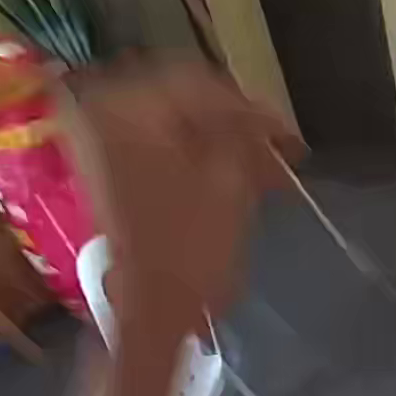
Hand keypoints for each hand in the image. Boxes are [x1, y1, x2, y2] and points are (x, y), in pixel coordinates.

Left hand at [60, 61, 298, 316]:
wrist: (153, 309)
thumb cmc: (192, 249)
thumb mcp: (229, 184)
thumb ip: (245, 136)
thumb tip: (260, 118)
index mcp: (127, 107)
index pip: (201, 85)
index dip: (254, 111)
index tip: (291, 136)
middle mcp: (106, 114)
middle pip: (187, 105)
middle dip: (240, 130)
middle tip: (281, 154)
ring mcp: (105, 145)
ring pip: (179, 130)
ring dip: (225, 148)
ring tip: (268, 173)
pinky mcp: (114, 175)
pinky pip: (166, 152)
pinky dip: (203, 163)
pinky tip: (237, 181)